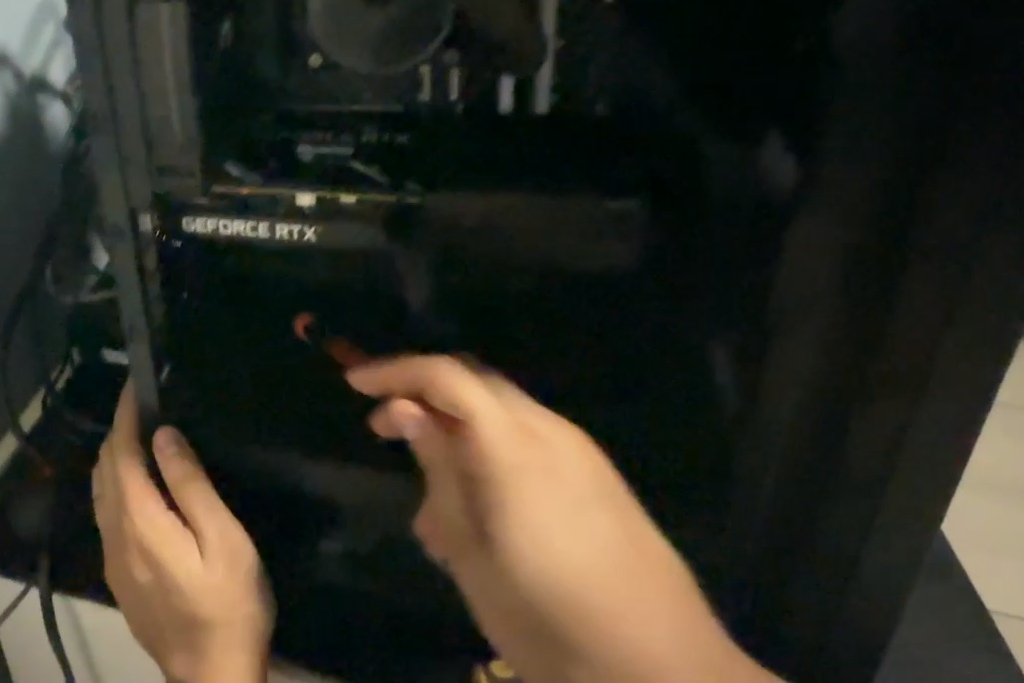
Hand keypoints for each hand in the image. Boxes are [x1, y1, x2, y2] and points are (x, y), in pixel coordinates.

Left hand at [93, 383, 272, 682]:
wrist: (212, 676)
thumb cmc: (228, 605)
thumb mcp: (224, 541)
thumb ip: (190, 485)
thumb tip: (163, 434)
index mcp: (140, 520)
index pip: (121, 451)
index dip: (125, 414)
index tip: (134, 384)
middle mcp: (114, 534)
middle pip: (105, 467)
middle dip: (119, 430)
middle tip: (144, 404)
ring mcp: (111, 557)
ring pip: (100, 490)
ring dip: (115, 456)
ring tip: (141, 434)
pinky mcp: (117, 575)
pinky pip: (106, 513)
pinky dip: (115, 483)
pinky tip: (138, 482)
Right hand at [349, 356, 779, 682]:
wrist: (668, 672)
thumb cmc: (550, 618)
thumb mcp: (472, 551)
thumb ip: (439, 470)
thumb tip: (404, 410)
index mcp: (514, 445)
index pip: (446, 375)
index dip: (394, 371)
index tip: (354, 387)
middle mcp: (549, 431)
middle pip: (475, 380)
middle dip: (422, 392)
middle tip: (382, 429)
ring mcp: (581, 452)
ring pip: (502, 410)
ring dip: (455, 425)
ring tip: (428, 492)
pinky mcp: (599, 477)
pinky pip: (531, 438)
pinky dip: (490, 446)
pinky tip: (477, 504)